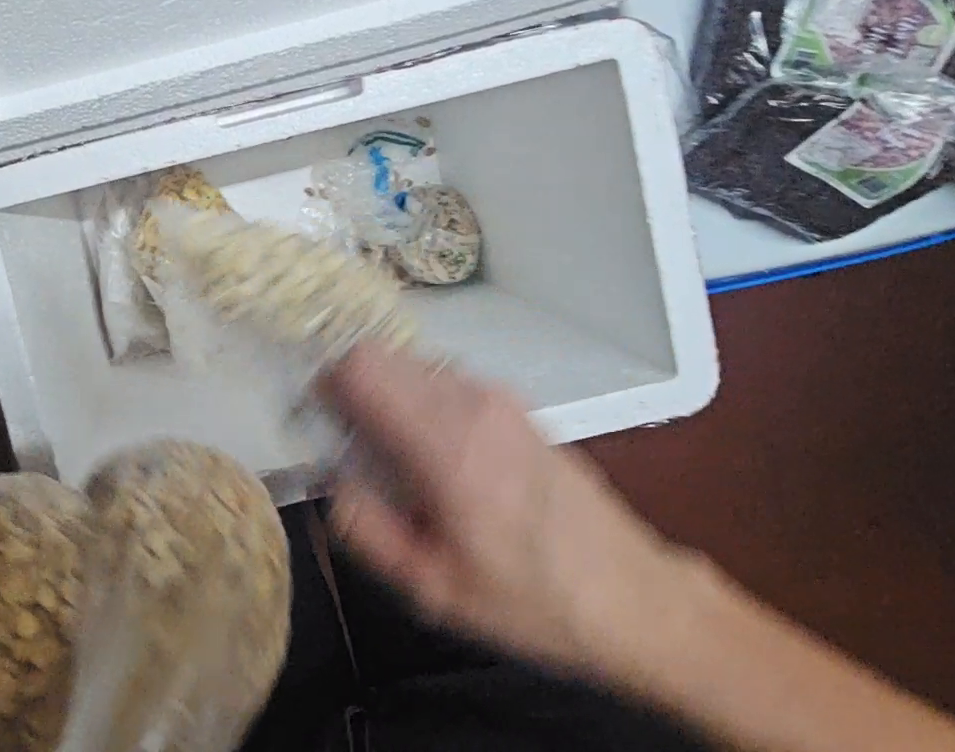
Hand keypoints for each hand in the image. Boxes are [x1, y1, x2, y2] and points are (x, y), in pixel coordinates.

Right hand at [318, 343, 695, 681]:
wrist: (634, 597)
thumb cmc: (530, 599)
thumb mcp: (432, 588)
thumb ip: (366, 527)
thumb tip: (331, 475)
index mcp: (447, 446)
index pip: (363, 367)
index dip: (326, 384)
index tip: (320, 423)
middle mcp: (472, 403)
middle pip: (379, 355)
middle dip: (351, 388)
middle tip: (351, 442)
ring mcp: (498, 396)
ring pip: (409, 362)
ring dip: (386, 393)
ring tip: (395, 452)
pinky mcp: (514, 401)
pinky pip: (442, 376)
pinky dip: (419, 397)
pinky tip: (435, 450)